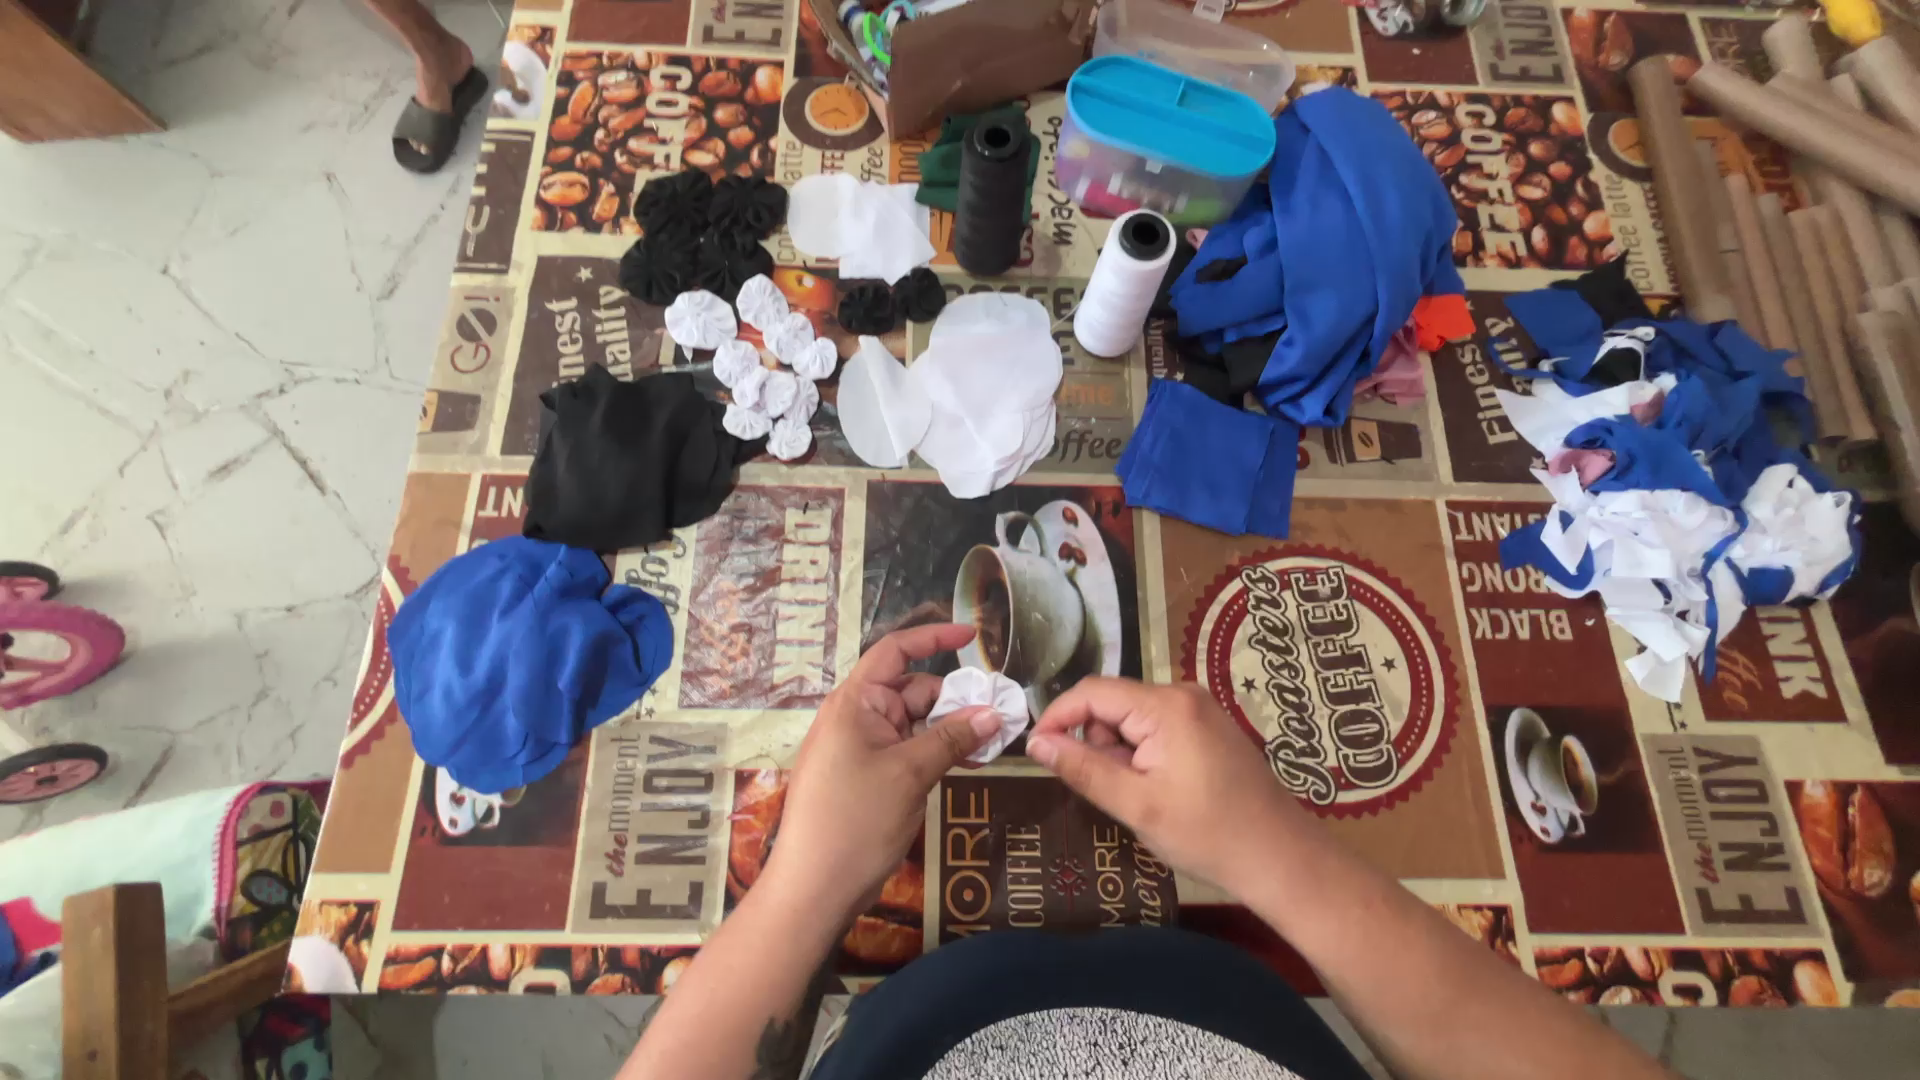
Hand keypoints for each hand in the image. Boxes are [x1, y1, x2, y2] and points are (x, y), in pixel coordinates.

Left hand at [763, 624, 1001, 920]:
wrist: (814, 890)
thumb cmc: (855, 820)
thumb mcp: (909, 774)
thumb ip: (952, 739)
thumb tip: (994, 713)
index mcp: (855, 701)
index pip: (895, 651)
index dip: (933, 637)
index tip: (972, 635)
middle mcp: (856, 716)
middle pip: (913, 689)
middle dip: (954, 698)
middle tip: (1000, 713)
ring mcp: (861, 747)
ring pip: (915, 722)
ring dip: (951, 728)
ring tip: (992, 742)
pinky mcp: (868, 775)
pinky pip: (908, 749)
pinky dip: (937, 751)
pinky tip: (969, 762)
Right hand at [1026, 677, 1309, 896]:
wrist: (1284, 860)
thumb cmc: (1208, 836)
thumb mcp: (1137, 805)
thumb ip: (1083, 768)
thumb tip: (1036, 742)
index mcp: (1166, 706)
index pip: (1092, 691)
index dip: (1058, 716)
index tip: (1037, 752)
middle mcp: (1182, 693)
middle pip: (1112, 703)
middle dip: (1095, 742)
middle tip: (1109, 790)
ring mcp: (1199, 707)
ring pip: (1131, 717)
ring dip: (1119, 751)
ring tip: (1141, 795)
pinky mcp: (1208, 724)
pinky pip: (1155, 726)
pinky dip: (1142, 753)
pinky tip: (1159, 788)